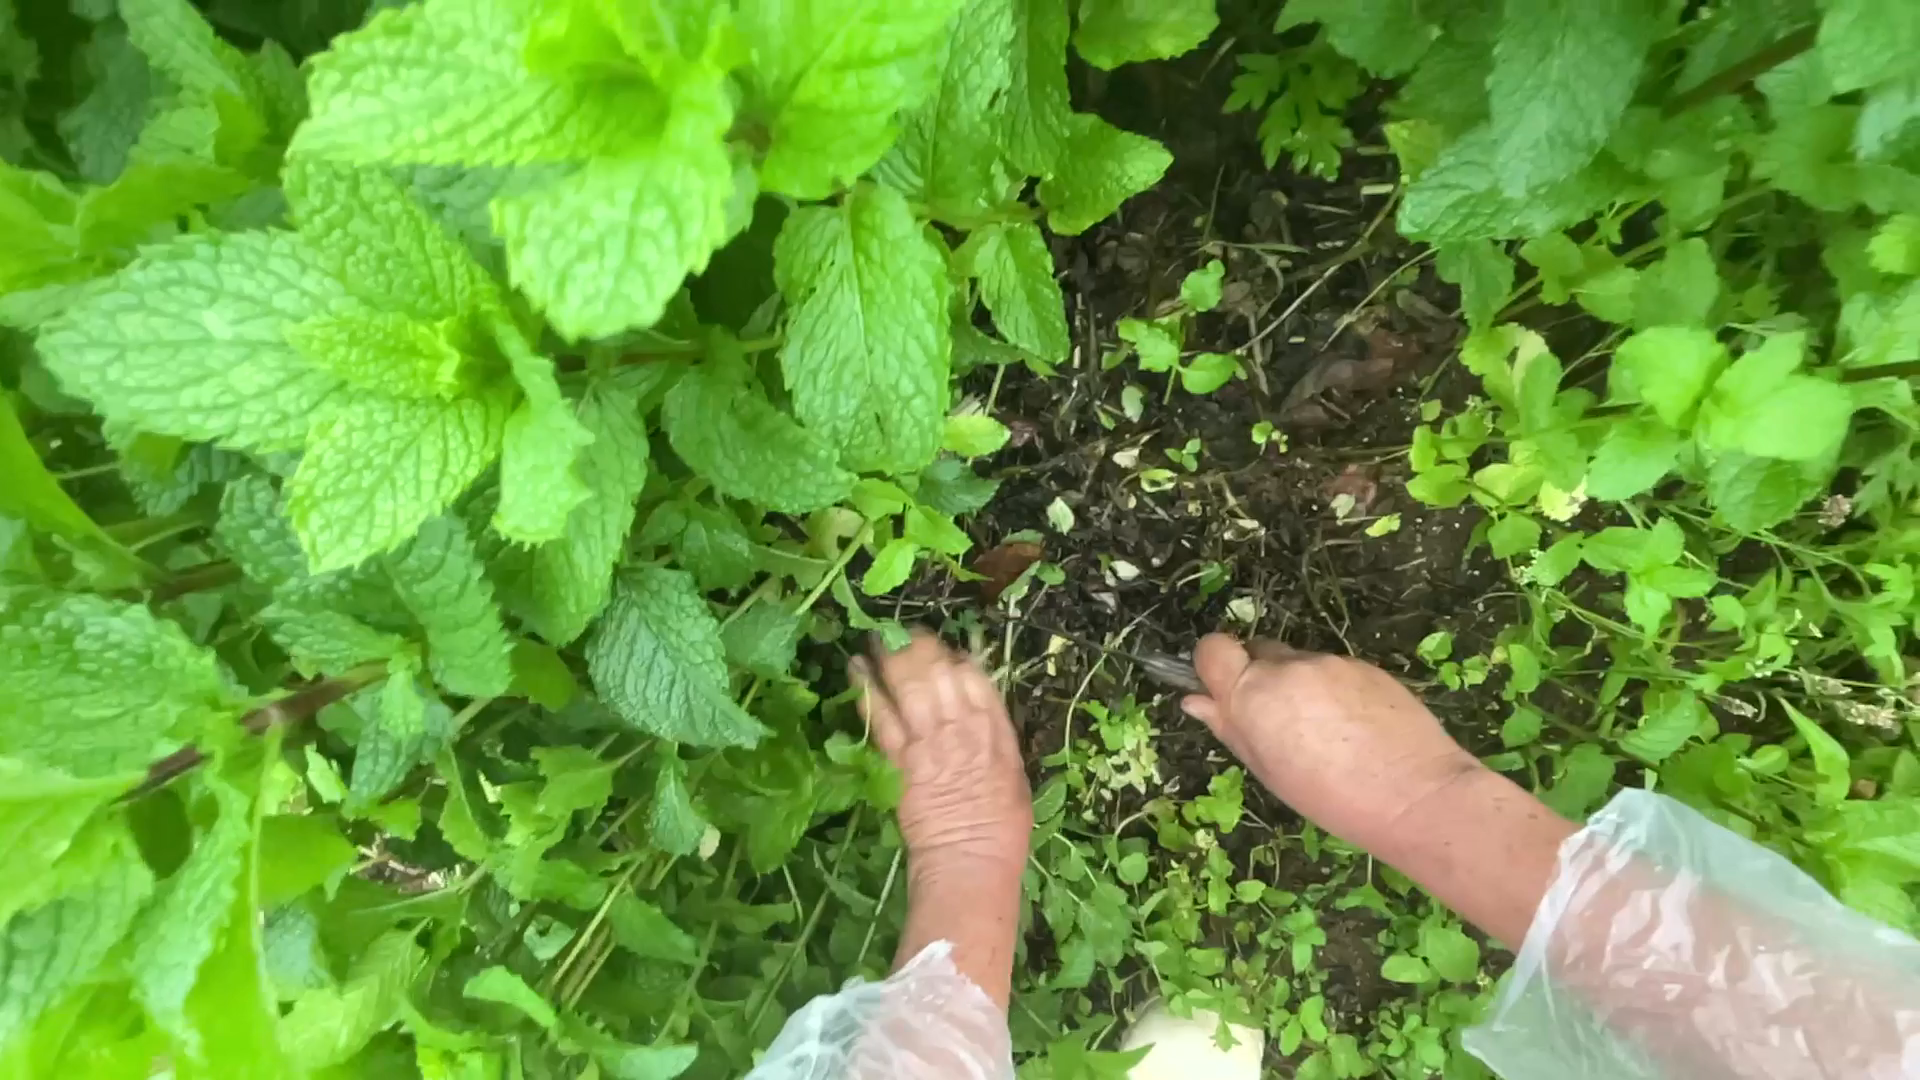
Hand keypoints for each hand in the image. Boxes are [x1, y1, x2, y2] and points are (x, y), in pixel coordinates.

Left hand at [852, 631, 1031, 875]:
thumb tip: (978, 701)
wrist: (971, 861)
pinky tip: (855, 668)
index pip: (971, 676)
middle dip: (916, 647)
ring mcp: (928, 742)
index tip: (939, 647)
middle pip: (936, 673)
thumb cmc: (1002, 825)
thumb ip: (995, 732)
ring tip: (874, 638)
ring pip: (908, 687)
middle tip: (899, 631)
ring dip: (889, 658)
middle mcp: (960, 726)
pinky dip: (866, 690)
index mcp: (993, 727)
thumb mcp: (1014, 770)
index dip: (951, 656)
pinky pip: (880, 718)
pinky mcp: (900, 762)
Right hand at [1180, 634, 1482, 852]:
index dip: (1213, 665)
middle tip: (1279, 718)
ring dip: (1298, 683)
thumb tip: (1194, 701)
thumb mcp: (1266, 770)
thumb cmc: (1329, 797)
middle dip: (1259, 676)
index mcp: (1252, 695)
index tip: (1224, 690)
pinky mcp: (1364, 664)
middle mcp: (1286, 667)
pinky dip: (1333, 689)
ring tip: (1326, 728)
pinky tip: (1355, 725)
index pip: (1212, 648)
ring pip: (1297, 662)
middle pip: (1256, 652)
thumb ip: (1229, 727)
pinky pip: (1332, 669)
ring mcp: (1328, 662)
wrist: (1419, 796)